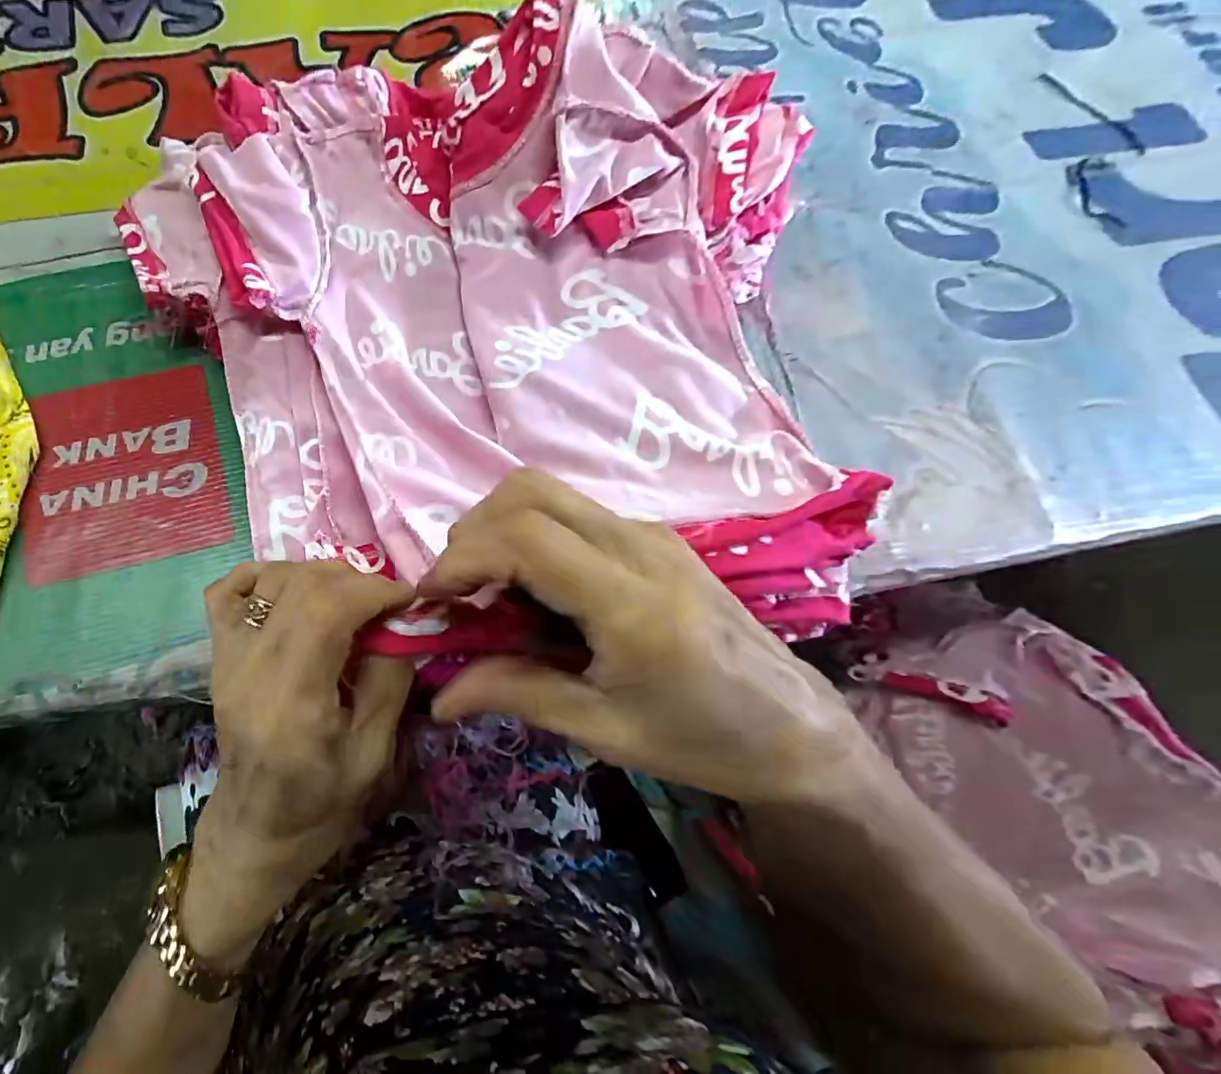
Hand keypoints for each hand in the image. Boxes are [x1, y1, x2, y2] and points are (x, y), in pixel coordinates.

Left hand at [183, 561, 415, 969]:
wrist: (256, 826)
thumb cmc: (320, 802)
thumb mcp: (372, 755)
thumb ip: (388, 681)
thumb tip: (398, 624)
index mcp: (292, 696)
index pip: (325, 609)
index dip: (373, 590)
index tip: (408, 597)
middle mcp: (251, 665)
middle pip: (299, 586)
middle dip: (352, 578)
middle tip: (383, 599)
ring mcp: (227, 656)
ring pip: (268, 580)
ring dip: (316, 574)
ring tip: (347, 596)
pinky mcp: (217, 655)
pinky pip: (226, 592)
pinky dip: (261, 576)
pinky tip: (291, 589)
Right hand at [421, 469, 873, 804]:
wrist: (796, 730)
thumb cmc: (700, 738)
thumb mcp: (601, 729)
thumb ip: (514, 694)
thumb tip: (438, 693)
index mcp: (630, 601)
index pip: (524, 537)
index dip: (462, 559)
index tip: (434, 601)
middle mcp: (639, 546)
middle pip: (526, 492)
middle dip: (471, 534)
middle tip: (458, 592)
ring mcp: (647, 533)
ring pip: (543, 491)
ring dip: (495, 529)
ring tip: (487, 589)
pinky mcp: (649, 536)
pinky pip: (567, 511)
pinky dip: (525, 535)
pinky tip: (529, 590)